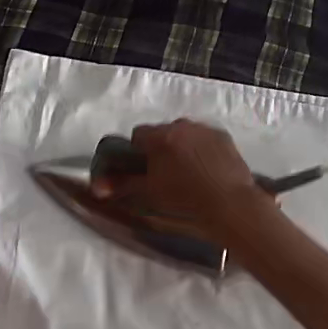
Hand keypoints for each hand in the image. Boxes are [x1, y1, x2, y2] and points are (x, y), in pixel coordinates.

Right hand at [104, 119, 276, 236]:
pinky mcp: (223, 136)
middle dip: (158, 149)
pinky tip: (205, 170)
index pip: (137, 136)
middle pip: (161, 133)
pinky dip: (200, 149)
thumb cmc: (185, 199)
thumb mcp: (149, 192)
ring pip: (183, 134)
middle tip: (163, 174)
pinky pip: (203, 138)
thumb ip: (121, 184)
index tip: (141, 170)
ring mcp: (205, 129)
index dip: (136, 153)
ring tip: (186, 173)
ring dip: (180, 147)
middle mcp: (182, 125)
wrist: (230, 204)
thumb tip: (98, 186)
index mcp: (160, 136)